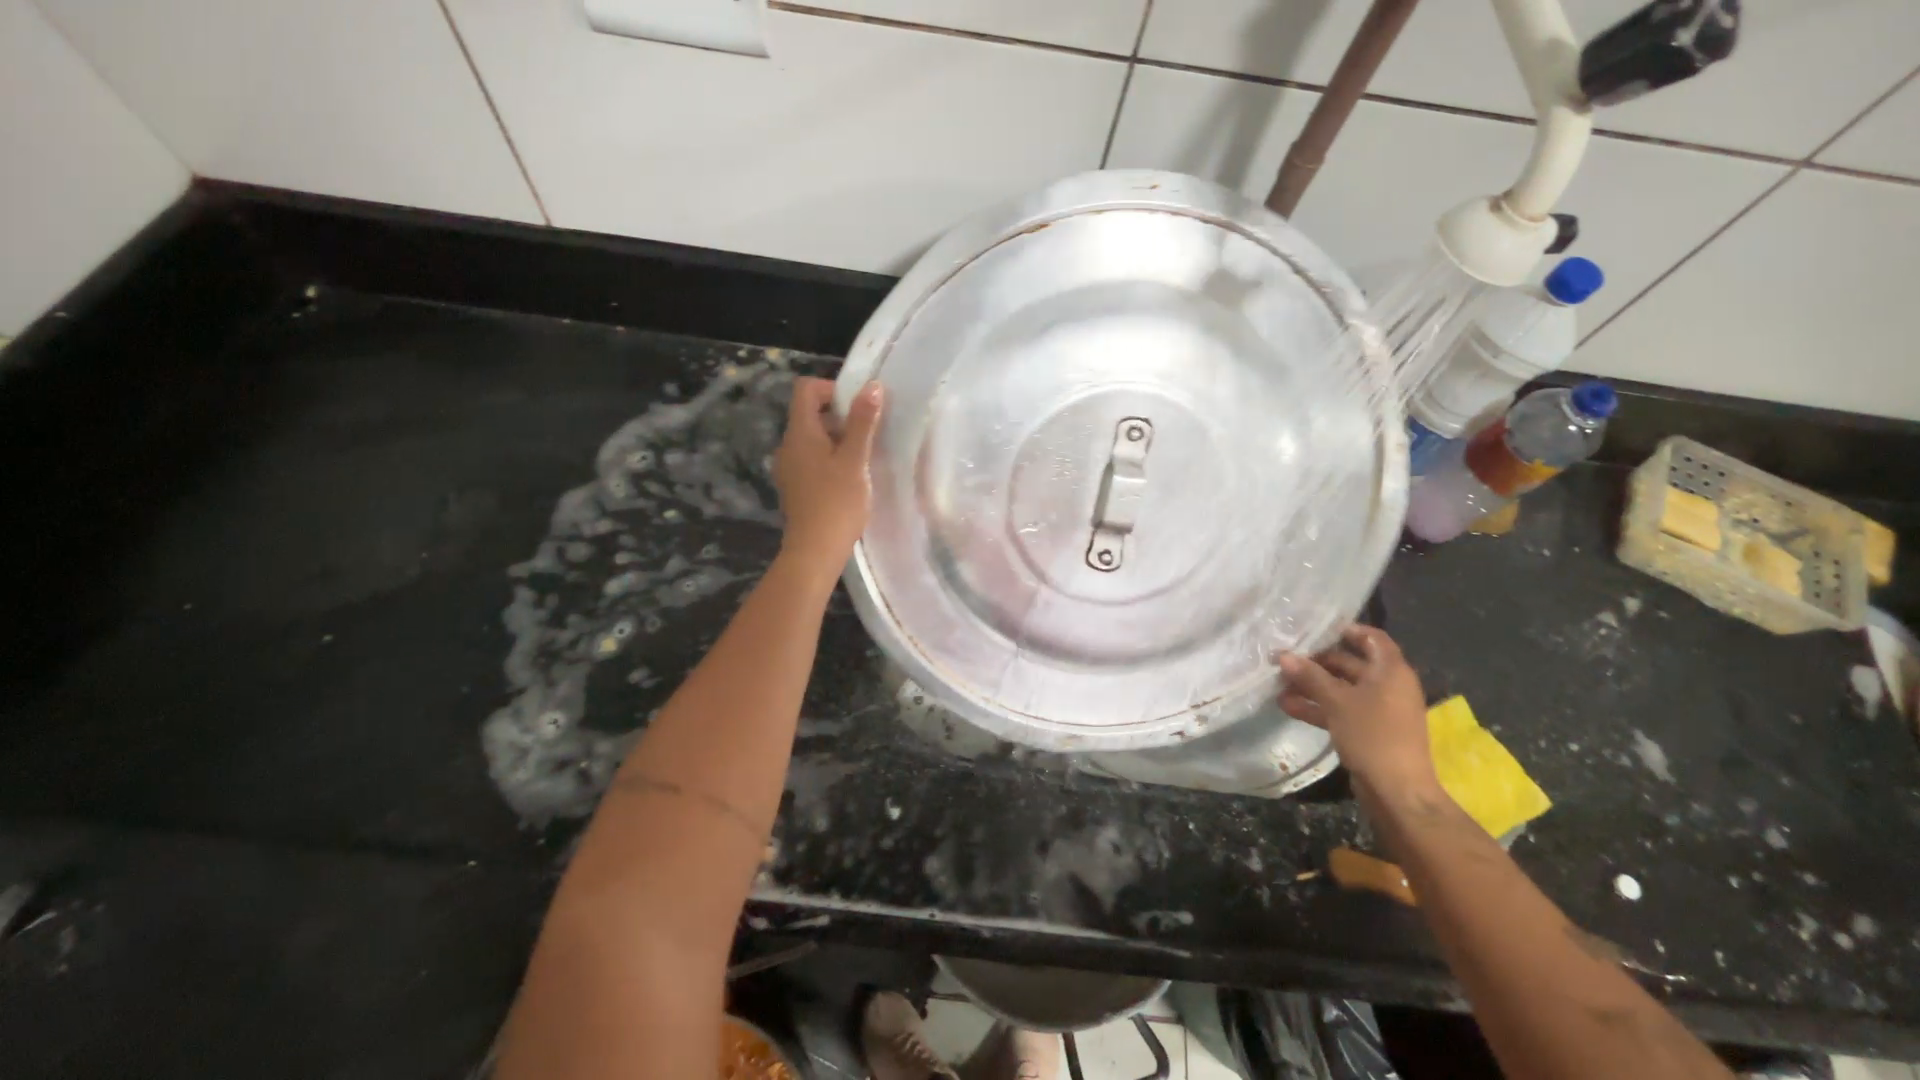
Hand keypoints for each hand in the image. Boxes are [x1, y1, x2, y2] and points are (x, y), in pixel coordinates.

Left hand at [774, 377, 882, 573]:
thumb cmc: (837, 502)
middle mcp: (788, 445)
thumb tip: (872, 386)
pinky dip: (829, 458)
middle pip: (809, 413)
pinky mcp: (795, 485)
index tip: (858, 406)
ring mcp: (789, 467)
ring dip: (837, 438)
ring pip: (812, 438)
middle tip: (867, 433)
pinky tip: (849, 477)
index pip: (806, 389)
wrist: (815, 550)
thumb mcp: (855, 459)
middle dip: (839, 415)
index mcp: (799, 433)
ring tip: (862, 456)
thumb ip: (863, 422)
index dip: (831, 388)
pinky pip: (811, 458)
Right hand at [1277, 626, 1437, 792]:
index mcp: (1391, 671)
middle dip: (1319, 662)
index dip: (1346, 630)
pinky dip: (1319, 707)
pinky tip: (1288, 706)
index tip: (1316, 630)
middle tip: (1287, 658)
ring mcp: (1379, 710)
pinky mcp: (1369, 731)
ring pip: (1343, 689)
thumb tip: (1284, 656)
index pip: (1372, 638)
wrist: (1397, 790)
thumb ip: (1311, 677)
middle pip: (1353, 664)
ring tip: (1280, 683)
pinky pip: (1342, 710)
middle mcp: (1388, 685)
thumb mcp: (1338, 702)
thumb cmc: (1372, 735)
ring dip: (1314, 686)